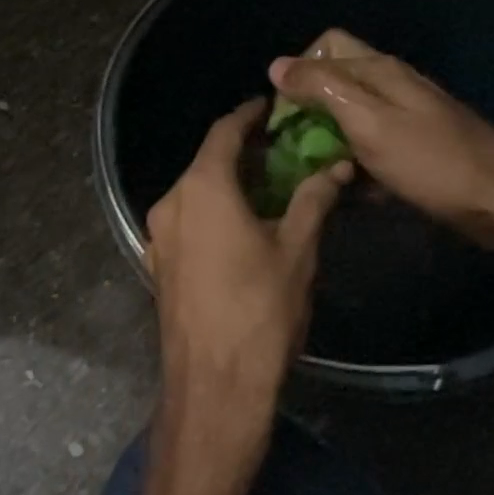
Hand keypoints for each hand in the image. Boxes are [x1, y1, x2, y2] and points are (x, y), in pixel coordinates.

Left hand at [145, 99, 350, 437]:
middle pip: (207, 163)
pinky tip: (242, 229)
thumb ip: (313, 199)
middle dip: (243, 154)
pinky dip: (213, 214)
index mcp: (202, 188)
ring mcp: (158, 238)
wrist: (215, 384)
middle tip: (282, 153)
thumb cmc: (261, 310)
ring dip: (228, 186)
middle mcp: (170, 204)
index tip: (272, 109)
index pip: (224, 132)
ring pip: (195, 195)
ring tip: (269, 190)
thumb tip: (335, 168)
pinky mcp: (159, 267)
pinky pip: (187, 224)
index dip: (249, 116)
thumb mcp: (297, 249)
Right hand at [270, 29, 493, 255]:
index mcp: (380, 71)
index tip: (283, 115)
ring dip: (330, 140)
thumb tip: (276, 65)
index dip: (296, 74)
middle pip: (336, 81)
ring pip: (352, 116)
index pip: (323, 48)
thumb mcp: (369, 123)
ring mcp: (407, 117)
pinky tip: (353, 189)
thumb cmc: (432, 164)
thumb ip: (323, 90)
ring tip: (317, 172)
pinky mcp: (416, 149)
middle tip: (294, 147)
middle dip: (309, 109)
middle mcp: (393, 84)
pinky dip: (357, 163)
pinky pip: (372, 146)